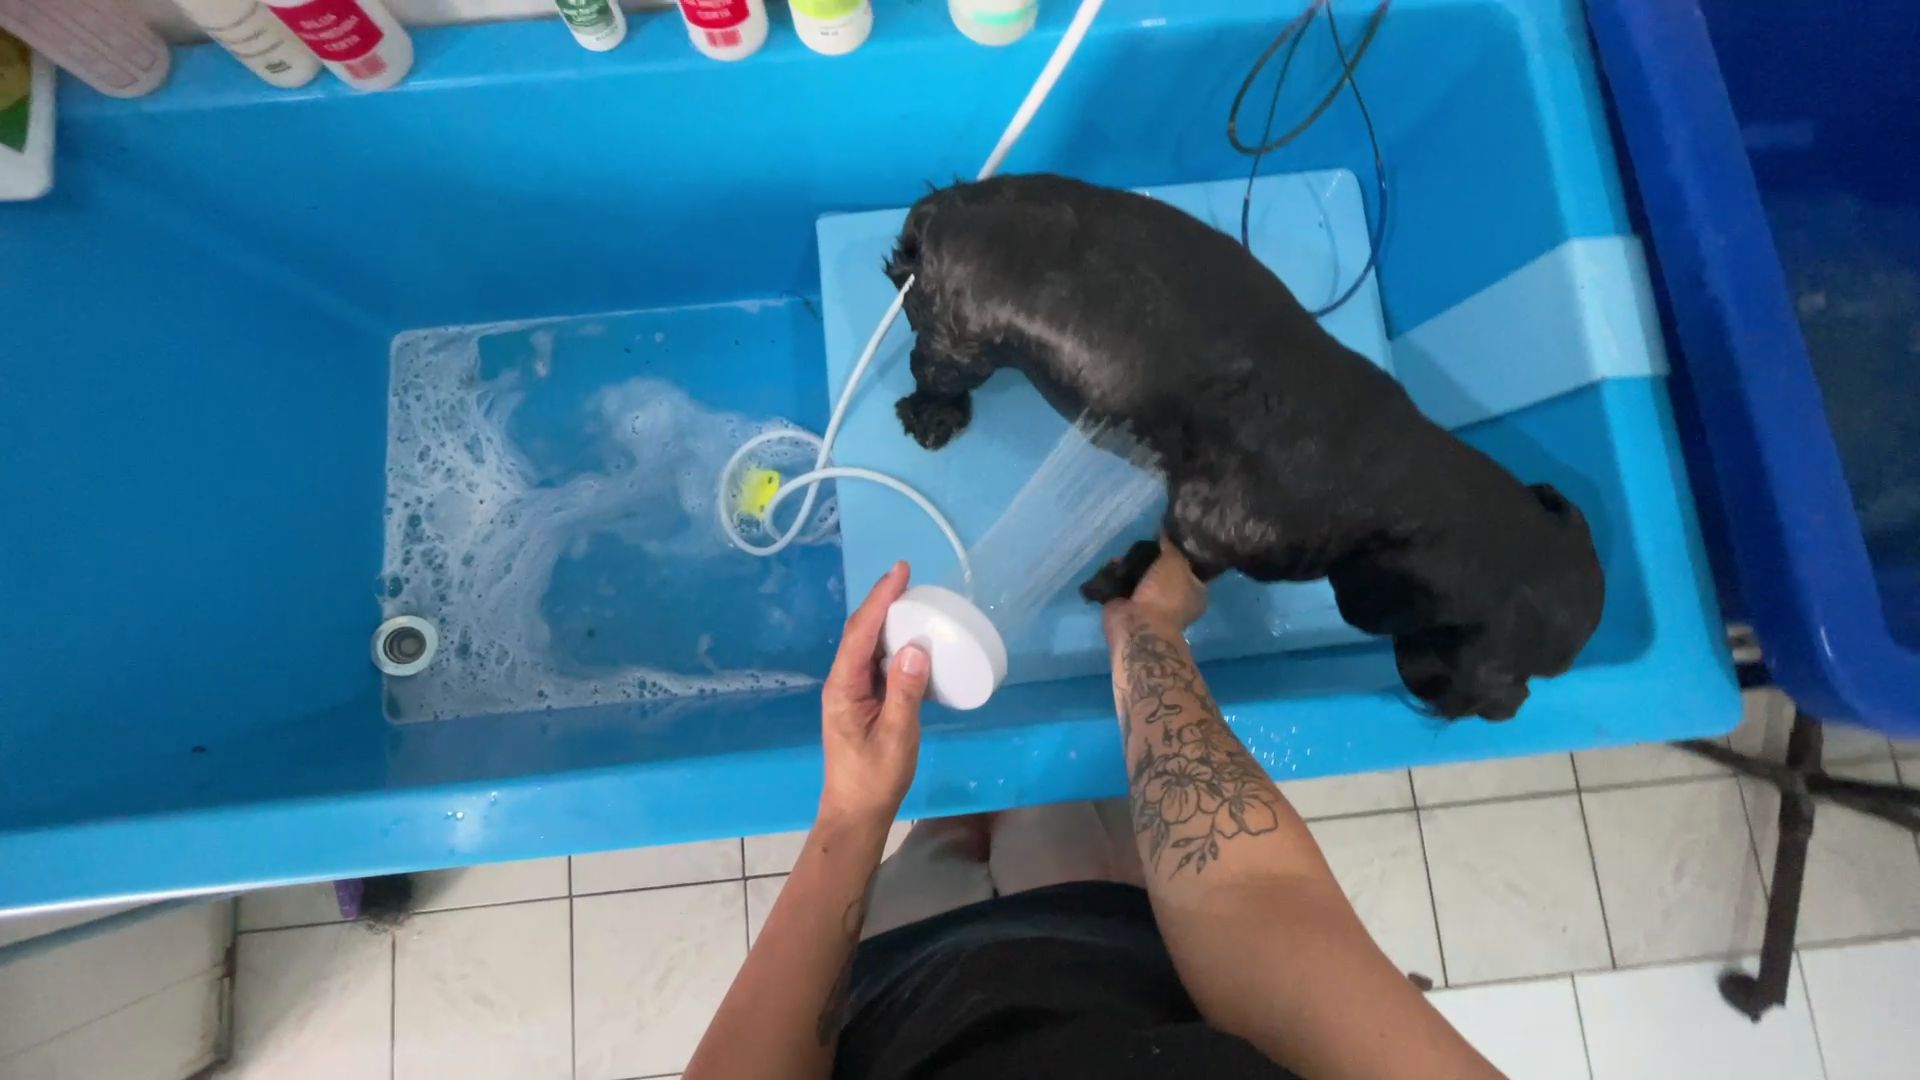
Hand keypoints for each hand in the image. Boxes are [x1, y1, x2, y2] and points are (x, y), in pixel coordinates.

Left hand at [819, 562, 929, 827]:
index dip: (880, 599)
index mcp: (844, 687)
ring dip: (886, 618)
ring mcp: (851, 690)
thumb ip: (906, 693)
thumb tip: (917, 648)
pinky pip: (876, 660)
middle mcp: (843, 682)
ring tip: (912, 599)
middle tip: (909, 577)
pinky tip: (911, 639)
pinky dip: (892, 642)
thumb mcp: (897, 737)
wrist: (857, 813)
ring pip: (866, 643)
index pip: (861, 632)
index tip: (900, 571)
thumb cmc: (874, 779)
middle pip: (860, 631)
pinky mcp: (863, 700)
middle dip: (881, 600)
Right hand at [1105, 533, 1207, 635]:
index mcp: (1194, 593)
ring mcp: (1149, 603)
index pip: (1190, 567)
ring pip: (1140, 576)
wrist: (1138, 624)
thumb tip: (1165, 529)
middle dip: (1150, 558)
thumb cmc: (1166, 594)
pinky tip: (1112, 562)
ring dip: (1131, 565)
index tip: (1169, 537)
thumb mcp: (1175, 563)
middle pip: (1161, 570)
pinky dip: (1116, 575)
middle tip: (1143, 542)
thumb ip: (1171, 545)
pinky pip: (1122, 584)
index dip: (1180, 552)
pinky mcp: (1126, 605)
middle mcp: (1174, 599)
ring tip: (1124, 551)